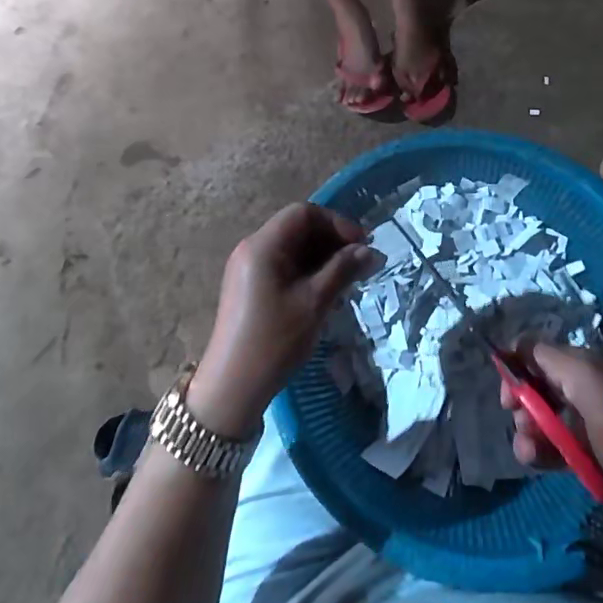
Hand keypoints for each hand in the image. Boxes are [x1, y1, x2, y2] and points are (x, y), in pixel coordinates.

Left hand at [188, 204, 380, 438]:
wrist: (232, 389)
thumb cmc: (274, 341)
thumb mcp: (315, 303)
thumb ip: (343, 270)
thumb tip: (371, 251)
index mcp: (262, 246)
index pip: (304, 213)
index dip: (337, 223)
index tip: (362, 246)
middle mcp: (252, 249)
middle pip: (298, 228)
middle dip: (332, 241)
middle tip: (361, 264)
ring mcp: (248, 269)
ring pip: (293, 248)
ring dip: (323, 257)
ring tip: (349, 279)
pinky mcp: (250, 287)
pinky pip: (284, 265)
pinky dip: (308, 271)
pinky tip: (327, 291)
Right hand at [501, 343, 602, 501]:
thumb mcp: (588, 385)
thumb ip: (550, 361)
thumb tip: (513, 348)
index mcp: (579, 366)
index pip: (534, 355)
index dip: (514, 372)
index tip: (509, 400)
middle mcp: (580, 386)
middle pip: (536, 390)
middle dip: (523, 412)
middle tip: (525, 433)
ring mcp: (586, 418)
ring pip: (544, 421)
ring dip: (532, 436)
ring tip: (532, 456)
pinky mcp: (592, 448)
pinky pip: (559, 444)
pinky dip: (548, 452)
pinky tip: (543, 462)